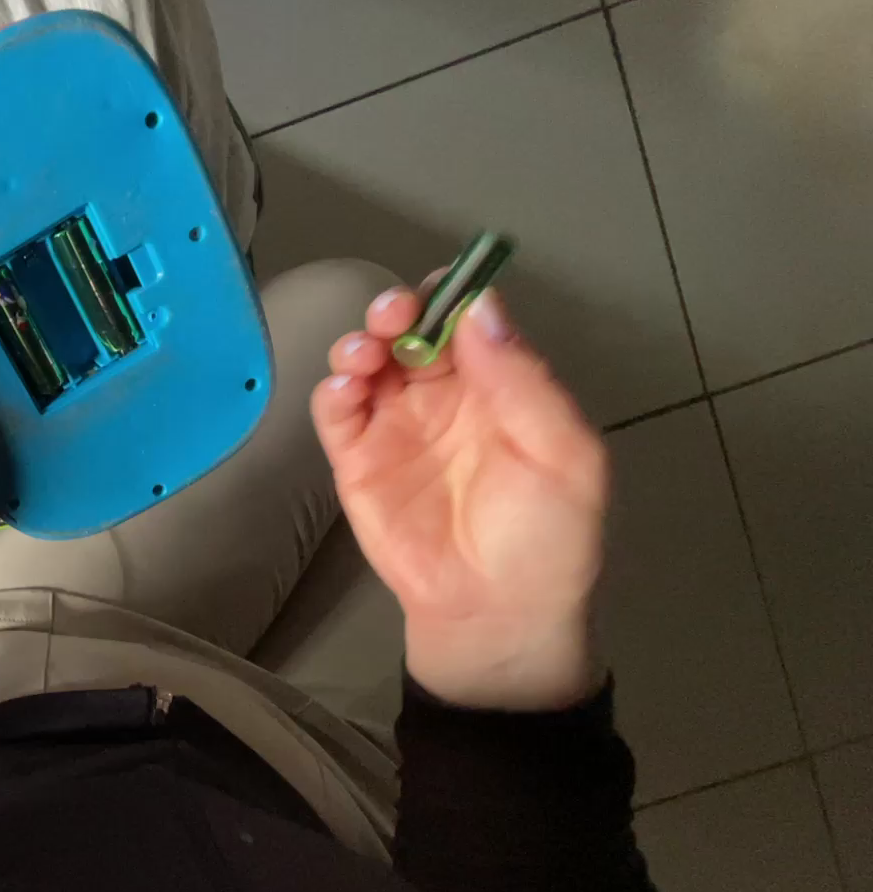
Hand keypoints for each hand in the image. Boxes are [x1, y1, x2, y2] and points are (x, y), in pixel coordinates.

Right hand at [311, 283, 609, 710]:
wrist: (490, 606)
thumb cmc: (543, 534)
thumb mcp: (561, 454)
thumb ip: (521, 382)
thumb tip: (480, 309)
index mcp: (496, 387)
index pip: (467, 324)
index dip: (453, 297)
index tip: (442, 285)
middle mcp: (439, 396)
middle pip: (407, 335)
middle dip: (395, 313)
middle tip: (393, 314)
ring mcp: (391, 425)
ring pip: (363, 366)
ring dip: (357, 346)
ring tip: (364, 354)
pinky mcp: (352, 457)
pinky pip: (334, 413)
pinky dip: (332, 393)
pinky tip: (344, 390)